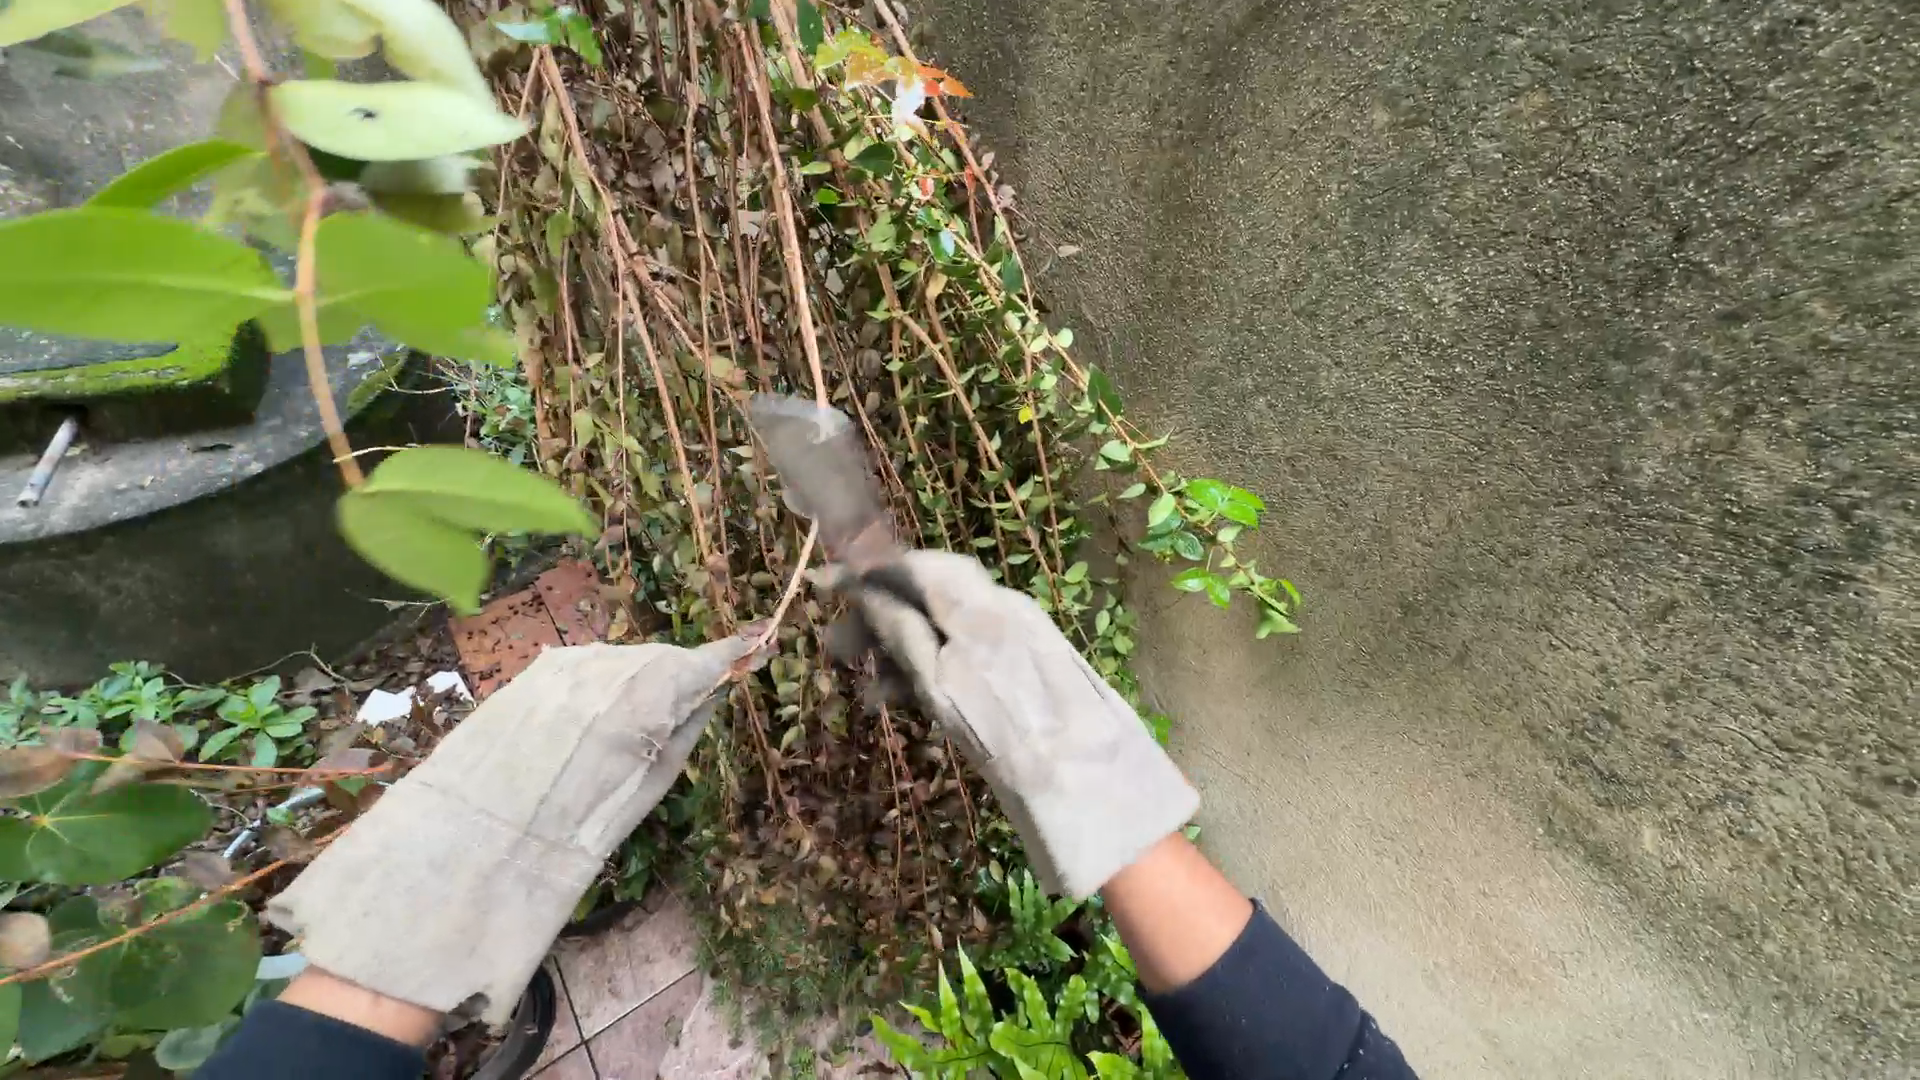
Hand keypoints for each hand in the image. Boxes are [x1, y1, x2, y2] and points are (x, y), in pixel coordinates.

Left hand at [267, 635, 764, 1025]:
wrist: (472, 851)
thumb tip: (716, 689)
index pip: (706, 657)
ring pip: (621, 663)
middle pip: (661, 659)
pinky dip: (598, 691)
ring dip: (634, 686)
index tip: (759, 642)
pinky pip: (583, 671)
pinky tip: (584, 730)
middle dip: (676, 678)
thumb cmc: (579, 828)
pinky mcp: (532, 674)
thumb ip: (687, 726)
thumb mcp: (651, 783)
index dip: (735, 650)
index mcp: (649, 691)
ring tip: (619, 733)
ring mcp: (567, 663)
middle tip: (677, 714)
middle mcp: (611, 662)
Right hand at [820, 550, 1197, 897]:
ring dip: (899, 650)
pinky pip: (962, 655)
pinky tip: (903, 701)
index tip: (830, 583)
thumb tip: (868, 595)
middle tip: (837, 647)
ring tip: (871, 691)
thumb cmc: (1009, 738)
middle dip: (879, 617)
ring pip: (941, 629)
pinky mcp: (1017, 669)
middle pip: (927, 596)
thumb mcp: (944, 688)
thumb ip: (906, 635)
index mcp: (984, 609)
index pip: (921, 567)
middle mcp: (999, 612)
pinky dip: (929, 671)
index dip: (872, 571)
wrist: (1085, 784)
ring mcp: (1011, 639)